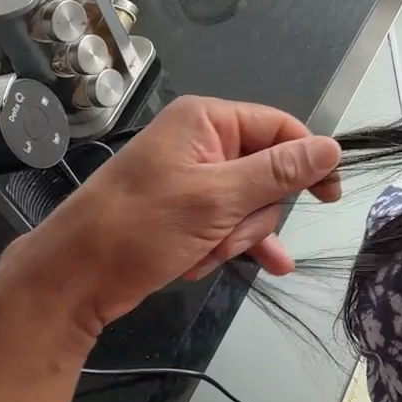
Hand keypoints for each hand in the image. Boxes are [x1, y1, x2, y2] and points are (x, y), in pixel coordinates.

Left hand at [0, 96, 341, 332]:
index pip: (281, 128)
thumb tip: (332, 148)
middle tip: (226, 235)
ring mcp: (193, 176)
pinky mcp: (186, 208)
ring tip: (205, 255)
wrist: (69, 281)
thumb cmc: (140, 229)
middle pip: (267, 171)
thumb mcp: (218, 199)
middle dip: (254, 213)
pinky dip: (230, 243)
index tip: (327, 197)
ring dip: (237, 236)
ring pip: (250, 202)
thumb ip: (280, 172)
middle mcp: (203, 140)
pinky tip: (242, 267)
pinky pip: (229, 220)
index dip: (308, 161)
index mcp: (208, 120)